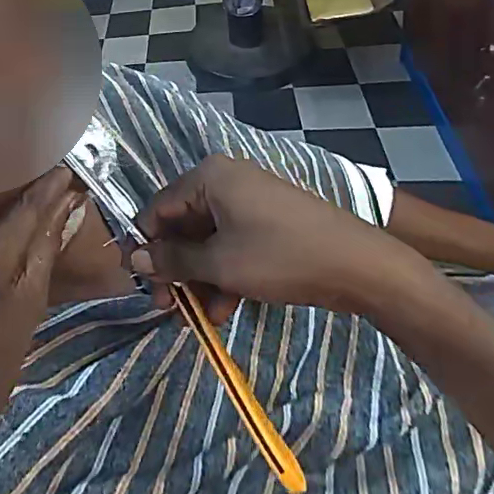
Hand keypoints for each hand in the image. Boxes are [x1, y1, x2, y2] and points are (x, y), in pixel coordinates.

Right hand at [130, 155, 434, 320]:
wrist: (360, 266)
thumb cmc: (281, 257)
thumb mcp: (219, 263)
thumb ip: (172, 260)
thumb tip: (133, 260)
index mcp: (207, 177)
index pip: (157, 209)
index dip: (145, 247)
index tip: (140, 284)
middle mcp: (224, 180)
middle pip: (181, 226)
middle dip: (175, 269)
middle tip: (168, 307)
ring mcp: (248, 199)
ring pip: (207, 240)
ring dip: (199, 278)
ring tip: (199, 317)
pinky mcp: (267, 221)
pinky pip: (231, 243)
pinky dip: (224, 273)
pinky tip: (225, 309)